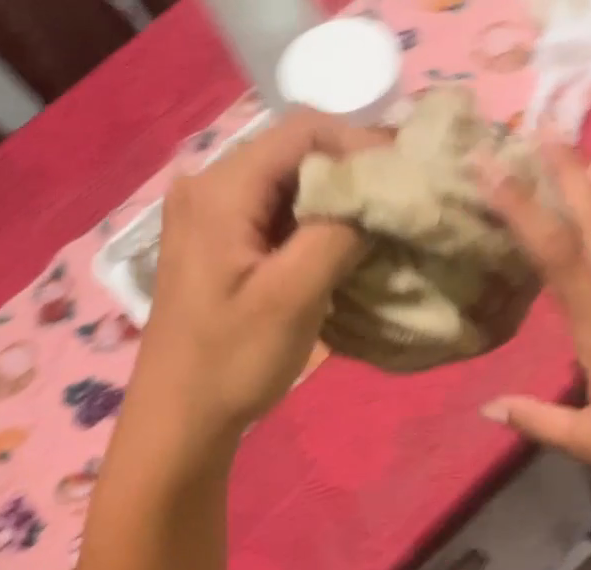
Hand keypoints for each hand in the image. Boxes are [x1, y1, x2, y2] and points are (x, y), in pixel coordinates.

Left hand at [133, 109, 388, 441]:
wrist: (181, 416)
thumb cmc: (232, 360)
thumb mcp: (292, 297)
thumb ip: (335, 236)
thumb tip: (378, 198)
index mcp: (221, 190)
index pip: (301, 131)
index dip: (361, 143)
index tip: (409, 176)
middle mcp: (210, 186)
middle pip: (294, 153)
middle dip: (353, 172)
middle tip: (405, 201)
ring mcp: (212, 216)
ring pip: (288, 185)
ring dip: (338, 201)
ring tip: (386, 226)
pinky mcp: (221, 245)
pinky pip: (277, 215)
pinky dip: (317, 225)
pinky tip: (347, 250)